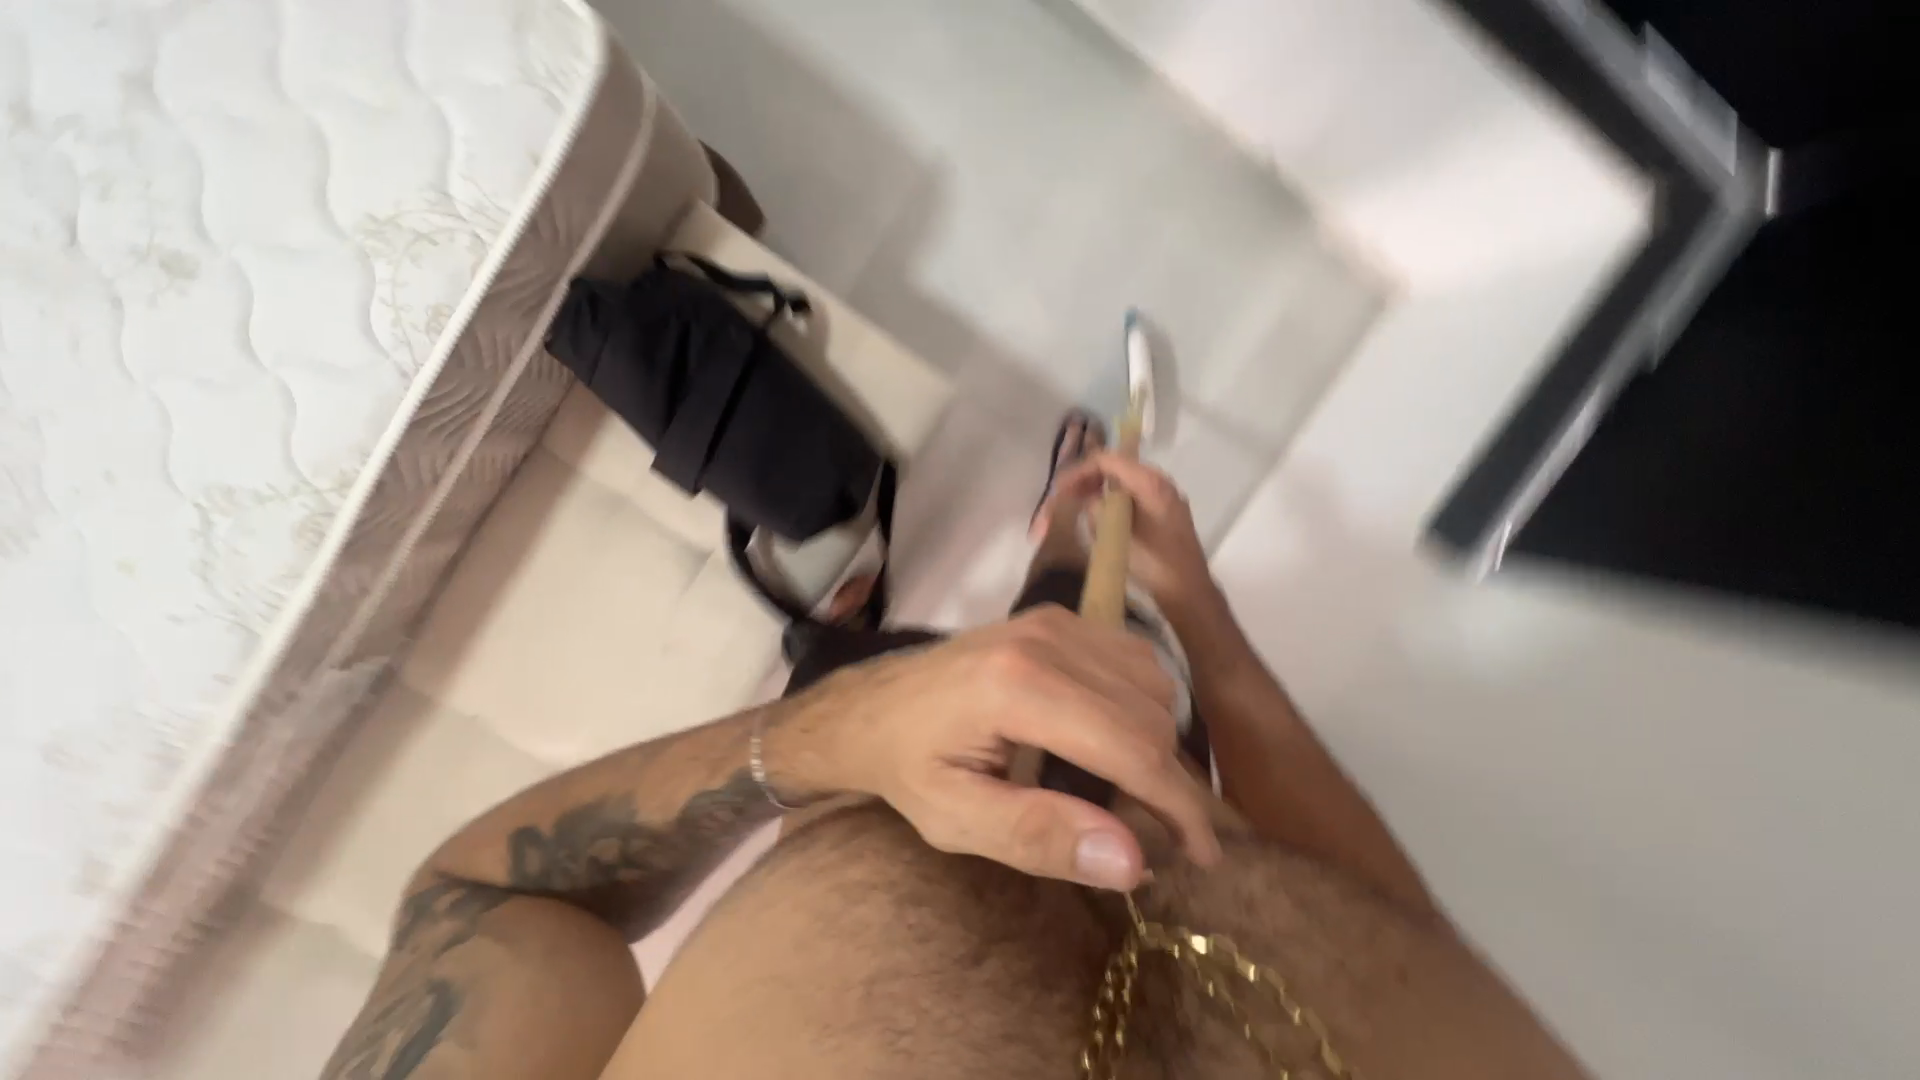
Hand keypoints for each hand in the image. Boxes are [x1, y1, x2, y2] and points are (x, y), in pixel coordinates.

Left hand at [777, 606, 1221, 889]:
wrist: (872, 705)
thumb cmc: (908, 767)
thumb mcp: (956, 819)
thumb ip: (1039, 836)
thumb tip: (1133, 860)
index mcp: (1017, 687)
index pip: (1131, 748)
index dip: (1179, 808)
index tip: (1203, 857)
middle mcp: (1046, 639)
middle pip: (1152, 714)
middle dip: (1167, 782)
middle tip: (1149, 834)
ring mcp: (1053, 620)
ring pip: (1153, 683)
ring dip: (1156, 742)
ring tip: (1126, 790)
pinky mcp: (1057, 618)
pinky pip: (1133, 659)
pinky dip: (1141, 705)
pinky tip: (1110, 740)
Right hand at [1035, 452, 1226, 629]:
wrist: (1188, 589)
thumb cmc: (1153, 563)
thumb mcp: (1117, 536)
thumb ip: (1098, 511)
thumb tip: (1090, 501)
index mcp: (1149, 482)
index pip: (1106, 460)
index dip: (1079, 472)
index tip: (1060, 490)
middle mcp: (1159, 481)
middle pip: (1116, 466)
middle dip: (1088, 479)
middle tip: (1066, 497)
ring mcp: (1165, 495)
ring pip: (1124, 480)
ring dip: (1100, 488)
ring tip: (1079, 504)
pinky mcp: (1165, 510)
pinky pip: (1134, 494)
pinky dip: (1114, 499)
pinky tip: (1101, 515)